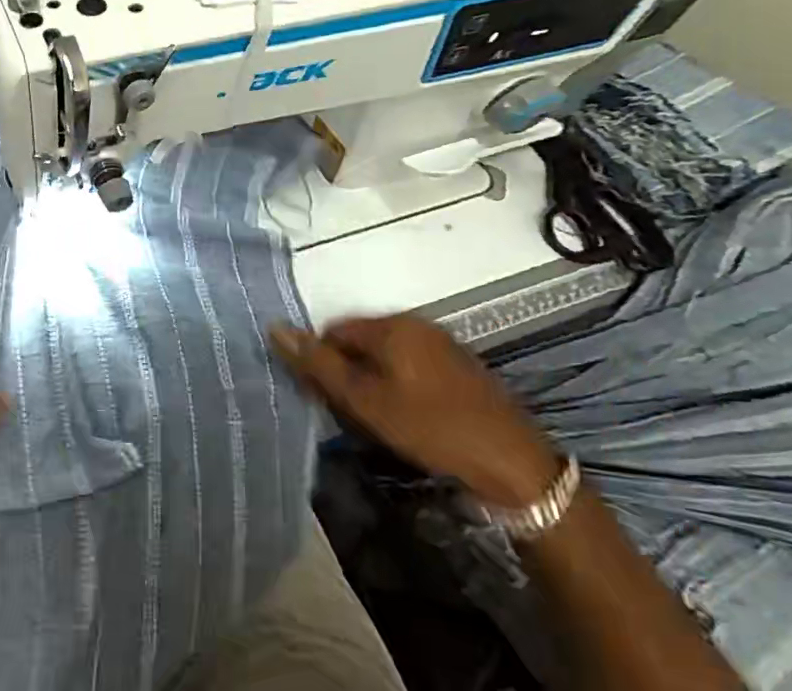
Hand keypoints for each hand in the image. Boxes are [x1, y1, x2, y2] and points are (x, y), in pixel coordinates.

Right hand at [271, 315, 559, 508]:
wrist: (517, 468)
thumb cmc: (431, 428)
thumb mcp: (364, 399)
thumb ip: (318, 363)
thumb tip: (275, 327)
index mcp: (392, 325)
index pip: (331, 331)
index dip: (320, 363)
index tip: (324, 398)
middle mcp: (417, 324)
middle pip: (358, 341)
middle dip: (346, 372)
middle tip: (347, 411)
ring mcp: (443, 345)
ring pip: (384, 356)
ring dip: (370, 381)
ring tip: (374, 418)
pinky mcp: (460, 369)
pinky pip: (410, 367)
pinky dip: (396, 386)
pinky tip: (405, 417)